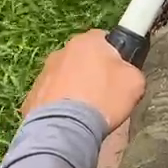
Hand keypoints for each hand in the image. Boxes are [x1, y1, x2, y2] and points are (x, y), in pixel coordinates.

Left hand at [21, 31, 144, 129]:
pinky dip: (60, 105)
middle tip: (105, 93)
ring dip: (75, 88)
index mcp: (88, 41)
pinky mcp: (32, 96)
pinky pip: (51, 96)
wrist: (65, 129)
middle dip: (93, 71)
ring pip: (65, 76)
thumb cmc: (103, 99)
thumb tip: (126, 73)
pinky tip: (70, 120)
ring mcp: (44, 73)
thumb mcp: (135, 82)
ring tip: (87, 111)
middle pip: (83, 57)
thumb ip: (131, 70)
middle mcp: (62, 51)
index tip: (120, 71)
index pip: (105, 38)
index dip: (115, 54)